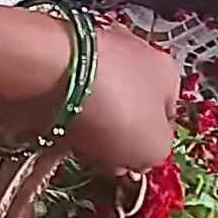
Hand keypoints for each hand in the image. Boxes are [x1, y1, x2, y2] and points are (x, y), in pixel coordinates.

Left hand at [0, 21, 177, 172]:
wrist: (50, 73)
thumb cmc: (115, 111)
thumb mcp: (154, 149)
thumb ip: (156, 155)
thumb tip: (143, 156)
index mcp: (167, 72)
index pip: (168, 116)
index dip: (151, 145)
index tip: (132, 165)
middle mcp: (135, 53)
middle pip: (129, 108)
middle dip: (115, 137)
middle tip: (103, 159)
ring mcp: (93, 51)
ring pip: (94, 102)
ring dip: (85, 126)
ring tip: (73, 143)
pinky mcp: (55, 55)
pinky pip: (63, 94)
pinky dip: (58, 113)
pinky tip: (51, 126)